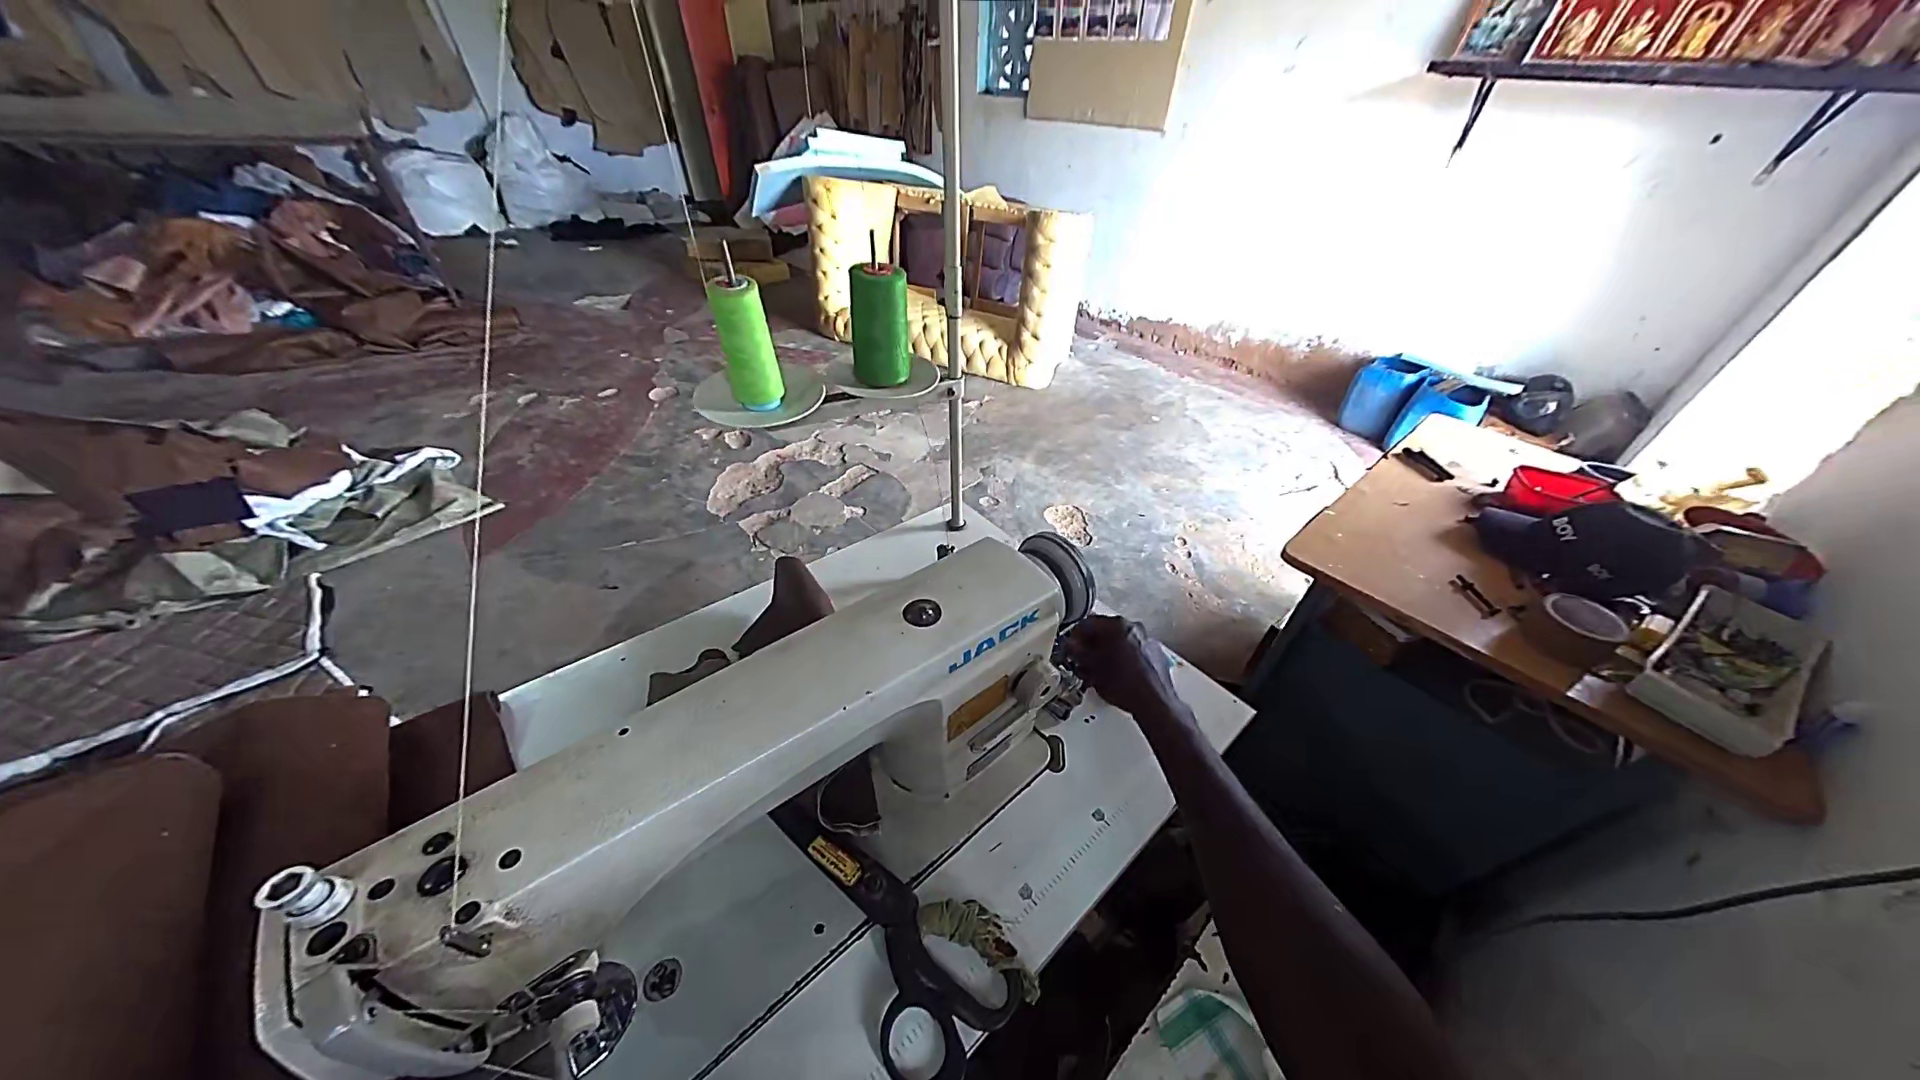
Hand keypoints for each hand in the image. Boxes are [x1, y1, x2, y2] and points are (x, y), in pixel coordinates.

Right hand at [1064, 615, 1185, 721]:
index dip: (1074, 637)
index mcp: (1117, 625)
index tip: (1070, 648)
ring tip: (1096, 672)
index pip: (1086, 623)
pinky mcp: (1154, 655)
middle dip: (1090, 646)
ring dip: (1105, 653)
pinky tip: (1114, 675)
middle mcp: (1134, 628)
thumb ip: (1076, 652)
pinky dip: (1120, 659)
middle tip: (1080, 660)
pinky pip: (1131, 652)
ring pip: (1118, 642)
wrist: (1153, 703)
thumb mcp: (1091, 667)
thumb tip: (1071, 647)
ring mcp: (1146, 641)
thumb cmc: (1124, 684)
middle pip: (1104, 632)